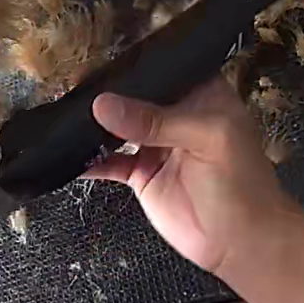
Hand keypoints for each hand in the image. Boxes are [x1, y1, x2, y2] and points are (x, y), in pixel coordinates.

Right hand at [85, 77, 301, 275]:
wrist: (241, 242)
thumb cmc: (241, 183)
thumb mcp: (207, 139)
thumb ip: (156, 121)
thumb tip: (104, 105)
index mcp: (200, 94)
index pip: (162, 69)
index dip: (132, 63)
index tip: (94, 60)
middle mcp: (176, 114)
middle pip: (134, 96)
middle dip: (104, 93)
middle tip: (68, 86)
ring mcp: (156, 144)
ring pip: (117, 127)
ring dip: (93, 124)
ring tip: (62, 113)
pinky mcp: (141, 174)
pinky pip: (109, 162)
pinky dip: (88, 160)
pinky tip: (68, 155)